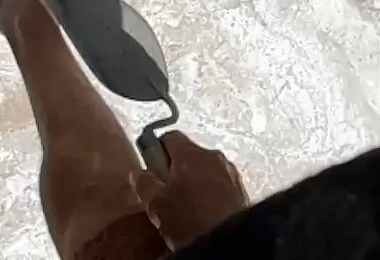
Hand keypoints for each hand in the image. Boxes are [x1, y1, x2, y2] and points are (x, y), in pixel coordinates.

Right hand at [129, 131, 250, 248]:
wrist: (228, 243)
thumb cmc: (193, 222)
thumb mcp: (157, 205)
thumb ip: (145, 184)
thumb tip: (138, 175)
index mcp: (189, 152)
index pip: (168, 136)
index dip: (157, 150)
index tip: (151, 165)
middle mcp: (211, 155)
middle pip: (187, 154)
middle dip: (176, 170)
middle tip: (166, 193)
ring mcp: (229, 172)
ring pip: (204, 170)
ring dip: (195, 182)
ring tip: (185, 208)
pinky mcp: (241, 190)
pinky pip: (219, 184)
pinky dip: (211, 194)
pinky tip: (203, 213)